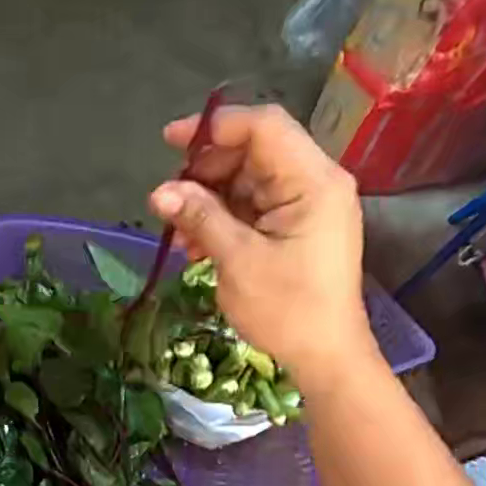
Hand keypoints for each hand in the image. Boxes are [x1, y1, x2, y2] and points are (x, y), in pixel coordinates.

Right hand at [148, 105, 375, 389]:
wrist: (326, 358)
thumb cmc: (288, 310)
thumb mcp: (238, 261)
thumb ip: (201, 217)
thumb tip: (159, 192)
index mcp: (313, 181)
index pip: (263, 127)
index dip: (214, 128)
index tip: (171, 144)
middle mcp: (315, 183)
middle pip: (253, 153)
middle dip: (206, 173)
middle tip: (169, 201)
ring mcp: (308, 207)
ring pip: (249, 182)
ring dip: (209, 202)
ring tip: (178, 234)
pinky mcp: (297, 229)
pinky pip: (255, 210)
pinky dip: (224, 221)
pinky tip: (196, 246)